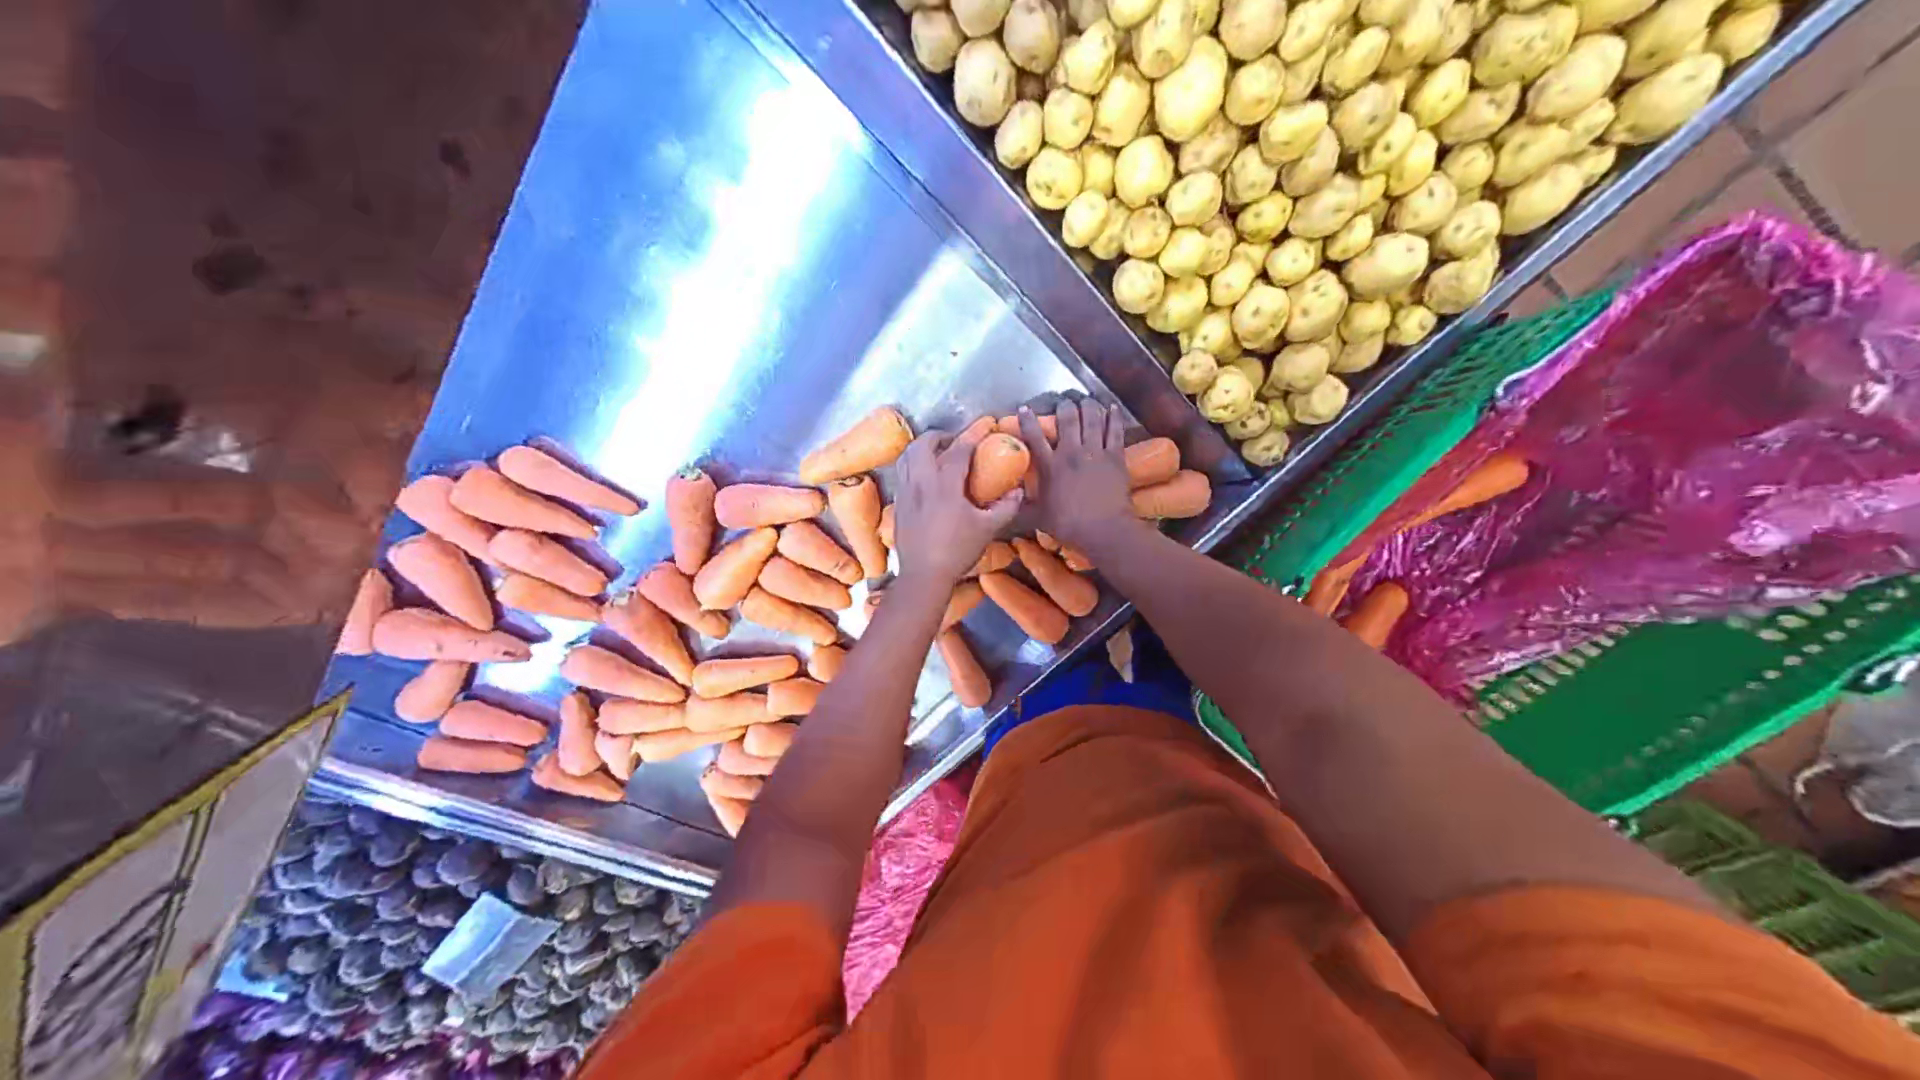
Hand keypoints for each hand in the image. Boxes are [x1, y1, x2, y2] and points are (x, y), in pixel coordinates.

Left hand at [892, 425, 1021, 583]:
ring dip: (922, 447)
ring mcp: (905, 492)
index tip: (983, 426)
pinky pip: (902, 473)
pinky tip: (924, 477)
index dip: (972, 435)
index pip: (958, 450)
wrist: (924, 575)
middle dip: (940, 436)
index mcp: (944, 484)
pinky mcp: (897, 504)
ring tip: (937, 453)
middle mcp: (920, 482)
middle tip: (954, 441)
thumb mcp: (988, 529)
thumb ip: (1005, 507)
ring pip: (907, 456)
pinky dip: (913, 465)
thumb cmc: (957, 551)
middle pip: (923, 444)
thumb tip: (1018, 491)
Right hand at [1021, 399, 1133, 548]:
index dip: (1027, 420)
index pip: (1035, 436)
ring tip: (1086, 400)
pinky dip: (1113, 416)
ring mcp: (1095, 452)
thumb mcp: (1039, 518)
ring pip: (1092, 418)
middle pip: (1068, 418)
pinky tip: (1112, 407)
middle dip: (1064, 406)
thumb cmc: (1069, 525)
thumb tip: (1007, 506)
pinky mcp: (1115, 456)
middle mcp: (1071, 452)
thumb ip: (1023, 508)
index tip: (1023, 408)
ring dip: (1088, 405)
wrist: (1104, 529)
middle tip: (1064, 402)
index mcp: (1050, 466)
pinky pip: (1114, 429)